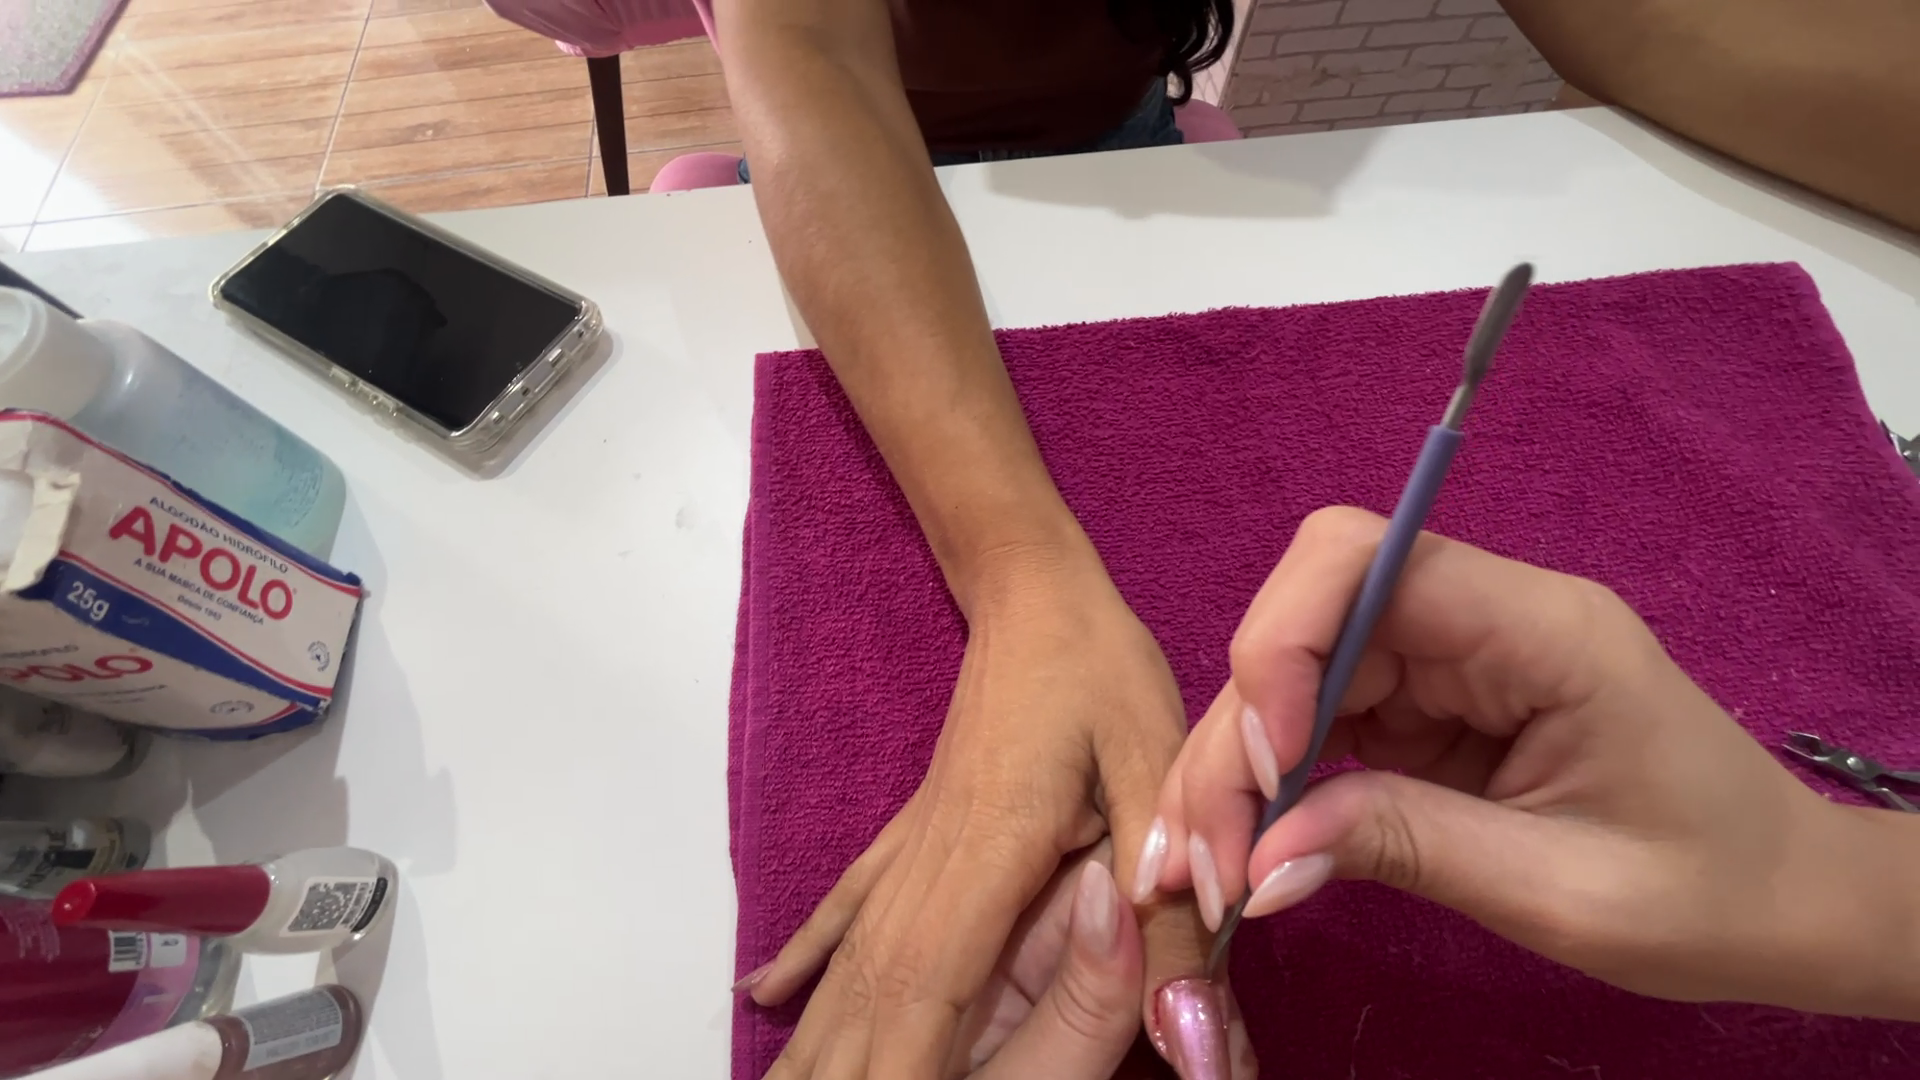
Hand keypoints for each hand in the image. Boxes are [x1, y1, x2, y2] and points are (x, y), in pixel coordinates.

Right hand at [743, 559, 1251, 1078]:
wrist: (1032, 591)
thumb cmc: (1094, 662)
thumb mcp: (1156, 759)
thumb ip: (1172, 892)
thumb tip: (1195, 1028)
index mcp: (993, 840)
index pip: (931, 979)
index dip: (898, 1068)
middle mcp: (936, 851)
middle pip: (877, 983)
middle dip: (844, 1074)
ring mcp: (918, 836)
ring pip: (855, 951)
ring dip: (820, 1034)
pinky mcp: (921, 822)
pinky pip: (853, 899)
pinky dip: (810, 952)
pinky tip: (768, 991)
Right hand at [1143, 506, 1919, 1019]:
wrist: (1783, 905)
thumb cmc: (1716, 895)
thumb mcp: (1570, 892)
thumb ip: (1406, 847)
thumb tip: (1260, 861)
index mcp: (1531, 624)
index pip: (1360, 559)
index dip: (1287, 638)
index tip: (1273, 758)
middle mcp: (1459, 619)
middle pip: (1294, 625)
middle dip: (1236, 734)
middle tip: (1208, 851)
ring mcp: (1420, 658)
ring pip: (1276, 678)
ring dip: (1226, 765)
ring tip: (1202, 866)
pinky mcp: (1394, 701)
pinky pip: (1293, 721)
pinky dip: (1252, 782)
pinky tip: (1233, 843)